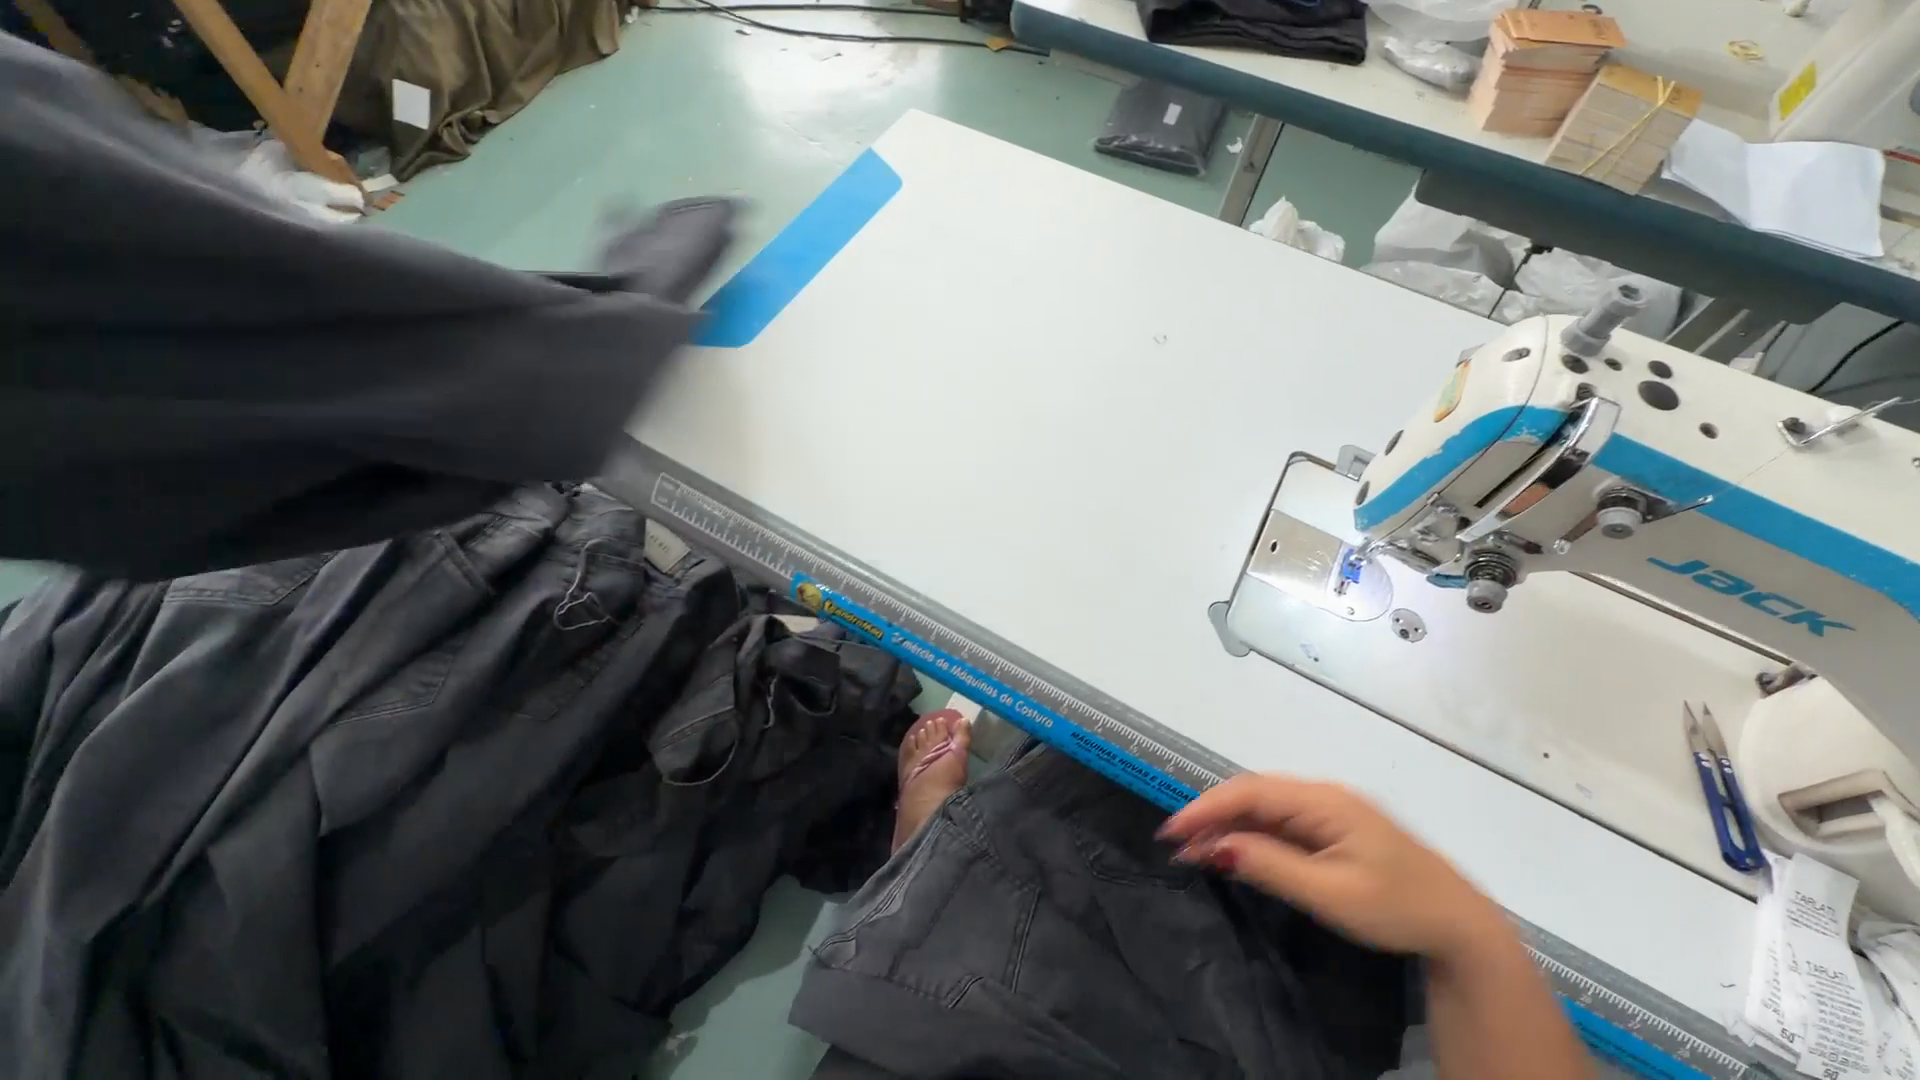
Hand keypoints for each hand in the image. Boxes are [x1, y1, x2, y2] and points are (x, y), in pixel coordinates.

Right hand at [1159, 774, 1504, 958]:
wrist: (1460, 927)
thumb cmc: (1397, 908)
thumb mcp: (1330, 893)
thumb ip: (1270, 866)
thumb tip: (1215, 845)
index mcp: (1324, 801)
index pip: (1250, 792)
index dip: (1206, 807)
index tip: (1171, 831)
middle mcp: (1323, 796)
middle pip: (1253, 795)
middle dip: (1210, 815)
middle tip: (1175, 844)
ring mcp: (1329, 813)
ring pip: (1264, 808)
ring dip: (1227, 825)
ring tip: (1193, 850)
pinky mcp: (1333, 832)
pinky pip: (1280, 824)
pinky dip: (1250, 836)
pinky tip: (1232, 852)